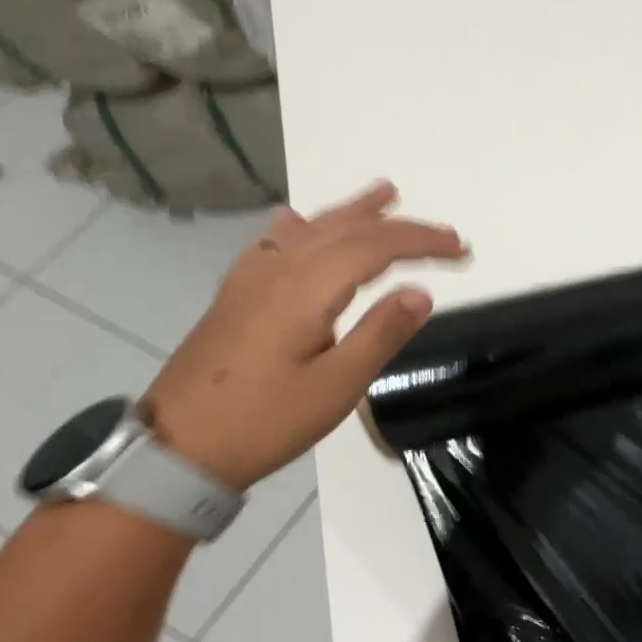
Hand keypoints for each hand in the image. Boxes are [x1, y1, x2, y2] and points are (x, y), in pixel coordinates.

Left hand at [144, 181, 468, 488]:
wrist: (178, 446)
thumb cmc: (266, 421)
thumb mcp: (337, 386)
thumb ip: (381, 334)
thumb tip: (421, 292)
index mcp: (304, 292)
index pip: (373, 249)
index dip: (421, 243)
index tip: (462, 250)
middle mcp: (276, 273)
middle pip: (344, 232)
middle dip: (399, 227)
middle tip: (444, 232)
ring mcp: (249, 282)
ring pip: (308, 230)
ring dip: (352, 212)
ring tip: (385, 195)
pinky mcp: (235, 298)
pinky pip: (274, 244)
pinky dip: (301, 226)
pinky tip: (299, 221)